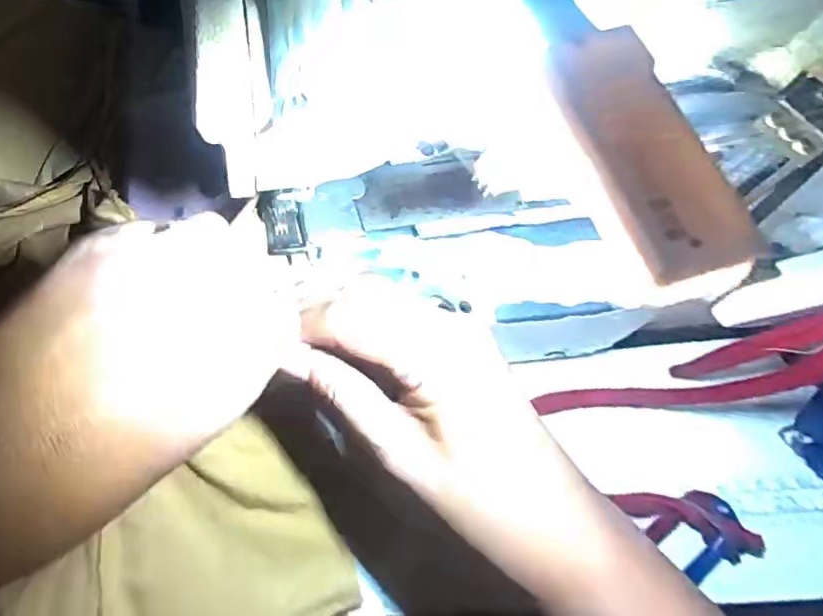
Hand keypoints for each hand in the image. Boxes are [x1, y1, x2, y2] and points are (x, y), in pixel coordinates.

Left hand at [0, 213, 297, 455]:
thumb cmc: (92, 462)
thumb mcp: (186, 427)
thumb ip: (227, 367)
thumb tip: (245, 326)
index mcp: (233, 369)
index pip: (281, 310)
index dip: (267, 309)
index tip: (253, 312)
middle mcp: (206, 304)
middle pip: (250, 258)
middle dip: (237, 271)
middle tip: (206, 291)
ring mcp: (154, 265)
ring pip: (206, 232)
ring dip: (196, 250)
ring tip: (165, 278)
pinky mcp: (105, 242)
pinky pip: (149, 232)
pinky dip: (146, 248)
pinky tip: (120, 279)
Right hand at [288, 279, 721, 615]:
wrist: (563, 529)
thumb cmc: (480, 503)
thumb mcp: (401, 461)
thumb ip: (342, 398)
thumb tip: (284, 356)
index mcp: (433, 347)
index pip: (346, 312)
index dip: (297, 324)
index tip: (259, 344)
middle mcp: (443, 319)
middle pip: (358, 292)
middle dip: (309, 309)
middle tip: (268, 338)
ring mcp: (453, 323)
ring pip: (375, 294)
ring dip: (331, 309)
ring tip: (292, 339)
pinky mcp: (456, 335)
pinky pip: (395, 310)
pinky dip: (358, 318)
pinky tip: (336, 342)